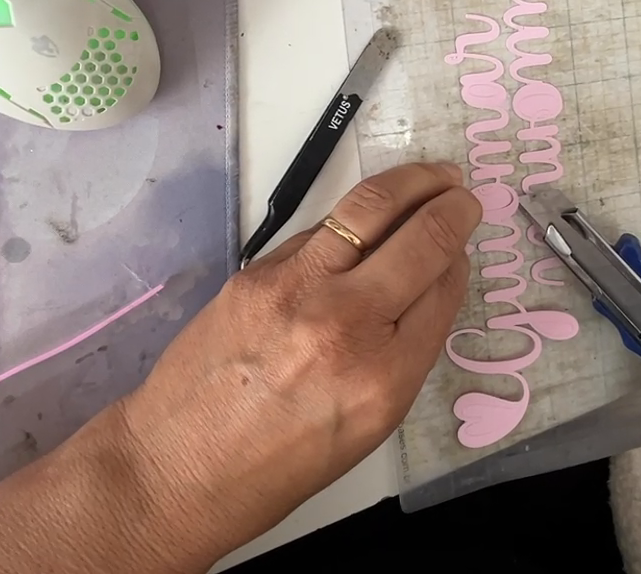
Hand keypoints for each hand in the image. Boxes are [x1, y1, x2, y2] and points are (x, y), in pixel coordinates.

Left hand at [0, 163, 480, 573]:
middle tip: (464, 194)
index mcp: (384, 379)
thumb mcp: (367, 425)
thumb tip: (433, 281)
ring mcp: (298, 288)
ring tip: (435, 174)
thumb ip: (406, 349)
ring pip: (371, 209)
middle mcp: (347, 324)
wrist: (175, 465)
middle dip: (452, 209)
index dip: (459, 257)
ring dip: (413, 182)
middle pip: (421, 241)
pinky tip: (372, 212)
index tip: (464, 241)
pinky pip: (323, 229)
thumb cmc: (279, 464)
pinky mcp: (259, 269)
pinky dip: (356, 216)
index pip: (443, 291)